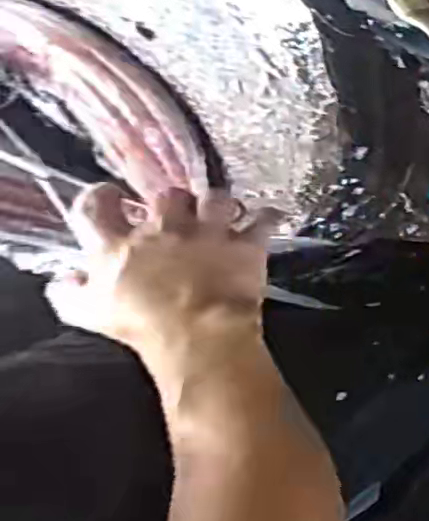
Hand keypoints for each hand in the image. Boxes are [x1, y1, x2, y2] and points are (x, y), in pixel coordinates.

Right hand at [47, 184, 281, 354]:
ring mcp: (208, 234)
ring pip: (215, 198)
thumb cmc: (141, 323)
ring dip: (217, 201)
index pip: (94, 208)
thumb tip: (68, 277)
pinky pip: (264, 219)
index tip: (109, 192)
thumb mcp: (85, 311)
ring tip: (220, 208)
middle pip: (167, 195)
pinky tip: (268, 216)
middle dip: (173, 197)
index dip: (100, 195)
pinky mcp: (246, 243)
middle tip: (178, 207)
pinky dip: (268, 215)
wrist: (197, 327)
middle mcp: (162, 232)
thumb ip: (69, 291)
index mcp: (115, 247)